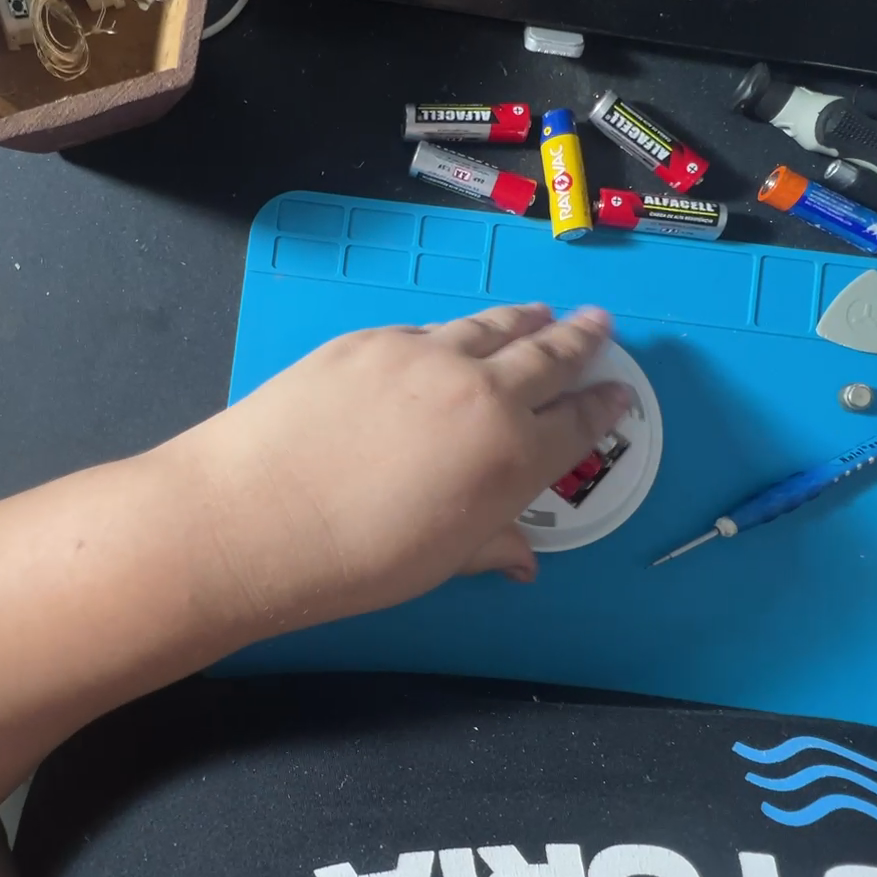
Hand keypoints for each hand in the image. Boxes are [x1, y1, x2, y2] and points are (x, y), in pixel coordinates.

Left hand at [171, 304, 631, 627]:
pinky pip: (427, 330)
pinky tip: (449, 339)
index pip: (577, 425)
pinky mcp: (370, 339)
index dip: (604, 407)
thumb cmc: (356, 561)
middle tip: (598, 324)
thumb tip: (523, 558)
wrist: (257, 516)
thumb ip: (489, 542)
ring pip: (490, 327)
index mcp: (511, 458)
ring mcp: (423, 356)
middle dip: (579, 341)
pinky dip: (451, 335)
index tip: (619, 391)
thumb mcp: (439, 563)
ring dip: (523, 321)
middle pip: (547, 356)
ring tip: (540, 314)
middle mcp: (481, 394)